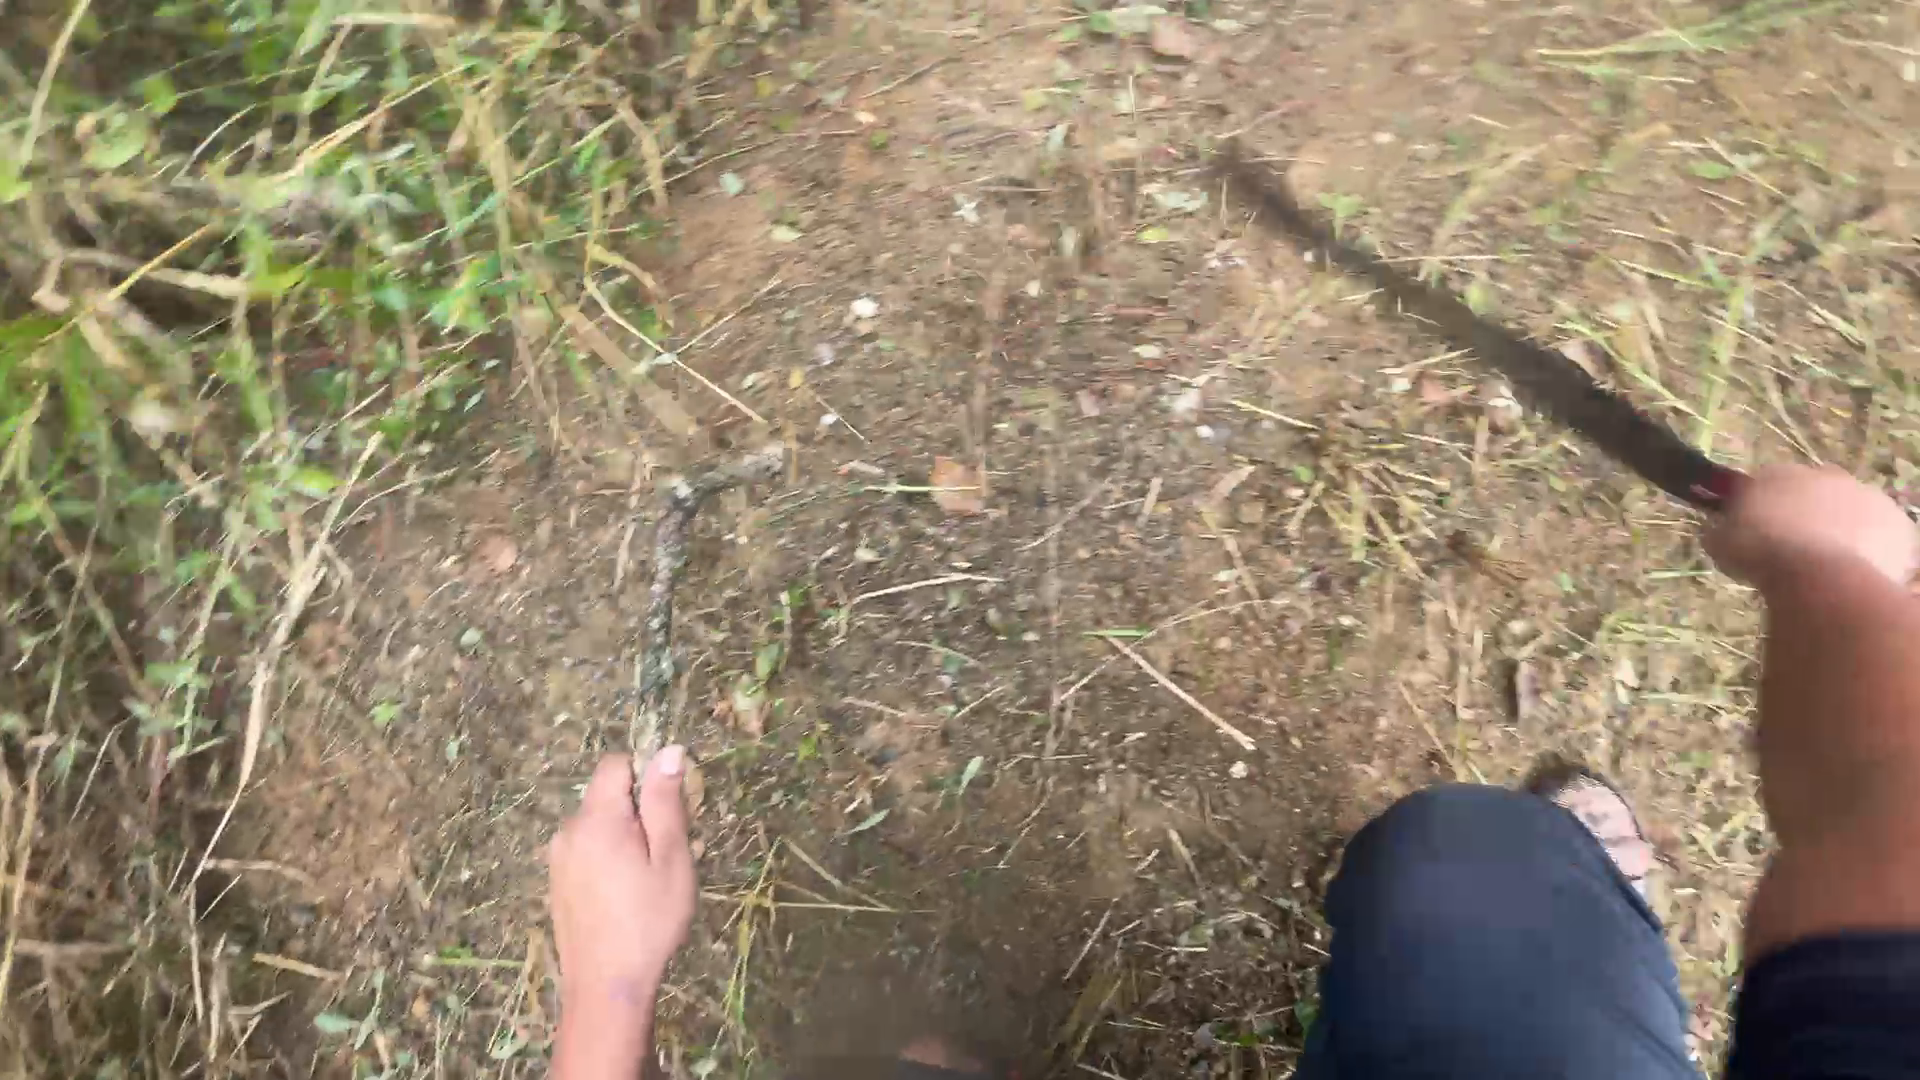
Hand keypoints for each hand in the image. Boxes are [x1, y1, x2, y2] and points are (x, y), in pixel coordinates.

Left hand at [549, 748, 696, 1024]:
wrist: (606, 988)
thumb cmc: (649, 918)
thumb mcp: (670, 855)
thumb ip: (665, 800)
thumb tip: (669, 751)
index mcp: (597, 820)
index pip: (616, 764)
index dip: (646, 774)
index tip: (668, 807)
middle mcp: (569, 831)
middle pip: (610, 794)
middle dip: (641, 808)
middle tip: (667, 848)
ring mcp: (559, 858)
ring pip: (601, 822)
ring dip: (627, 833)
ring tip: (650, 874)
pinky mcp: (558, 880)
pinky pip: (589, 847)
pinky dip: (611, 854)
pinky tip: (627, 890)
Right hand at [1705, 464, 1917, 589]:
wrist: (1821, 576)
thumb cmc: (1759, 553)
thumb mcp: (1717, 542)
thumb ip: (1722, 528)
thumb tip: (1722, 529)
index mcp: (1776, 475)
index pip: (1762, 479)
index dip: (1755, 499)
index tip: (1747, 520)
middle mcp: (1826, 476)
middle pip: (1812, 486)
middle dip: (1802, 505)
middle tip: (1787, 535)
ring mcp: (1870, 497)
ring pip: (1849, 506)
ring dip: (1836, 522)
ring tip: (1820, 554)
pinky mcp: (1900, 522)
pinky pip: (1878, 529)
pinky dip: (1865, 541)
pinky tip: (1847, 563)